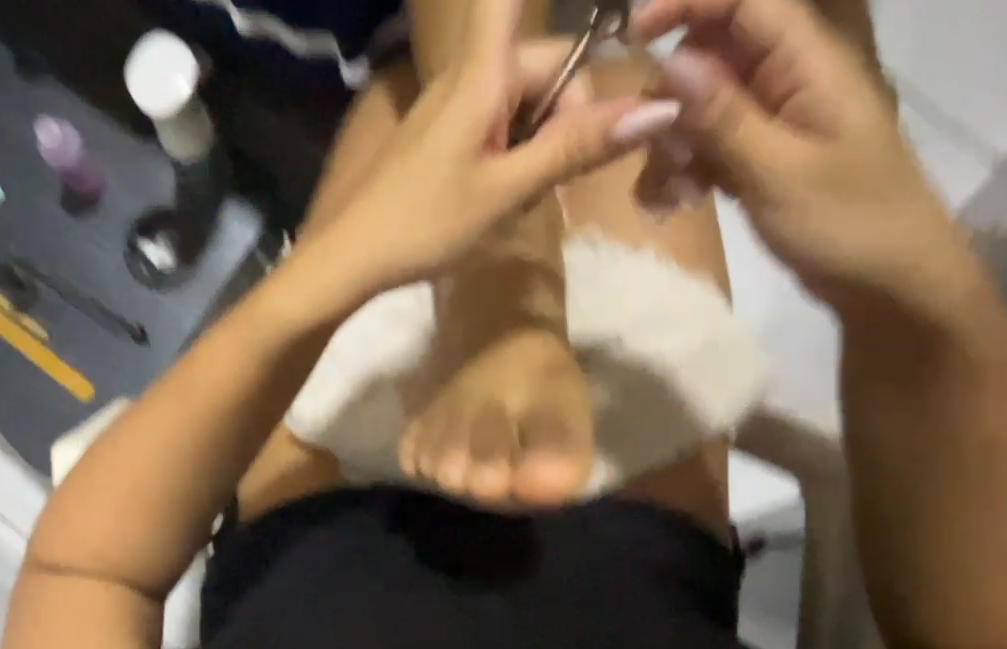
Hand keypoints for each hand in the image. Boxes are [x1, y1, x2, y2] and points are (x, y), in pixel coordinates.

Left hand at [304, 0, 683, 298]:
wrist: (347, 260)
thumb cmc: (423, 224)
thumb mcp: (506, 192)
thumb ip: (575, 148)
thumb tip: (659, 108)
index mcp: (481, 76)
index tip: (604, 29)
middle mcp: (466, 79)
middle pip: (543, 66)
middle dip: (565, 114)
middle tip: (552, 178)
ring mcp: (450, 110)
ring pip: (522, 102)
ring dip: (540, 143)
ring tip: (521, 196)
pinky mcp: (440, 138)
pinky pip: (495, 126)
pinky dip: (513, 154)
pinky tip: (501, 198)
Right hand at [631, 0, 980, 307]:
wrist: (888, 284)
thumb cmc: (848, 223)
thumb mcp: (779, 173)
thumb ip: (724, 118)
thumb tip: (670, 62)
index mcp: (809, 64)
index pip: (744, 2)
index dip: (686, 3)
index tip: (629, 36)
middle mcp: (788, 80)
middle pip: (708, 58)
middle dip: (668, 103)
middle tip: (655, 155)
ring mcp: (772, 120)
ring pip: (697, 109)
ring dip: (669, 148)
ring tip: (667, 198)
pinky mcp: (759, 156)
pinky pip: (704, 147)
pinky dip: (682, 172)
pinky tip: (676, 207)